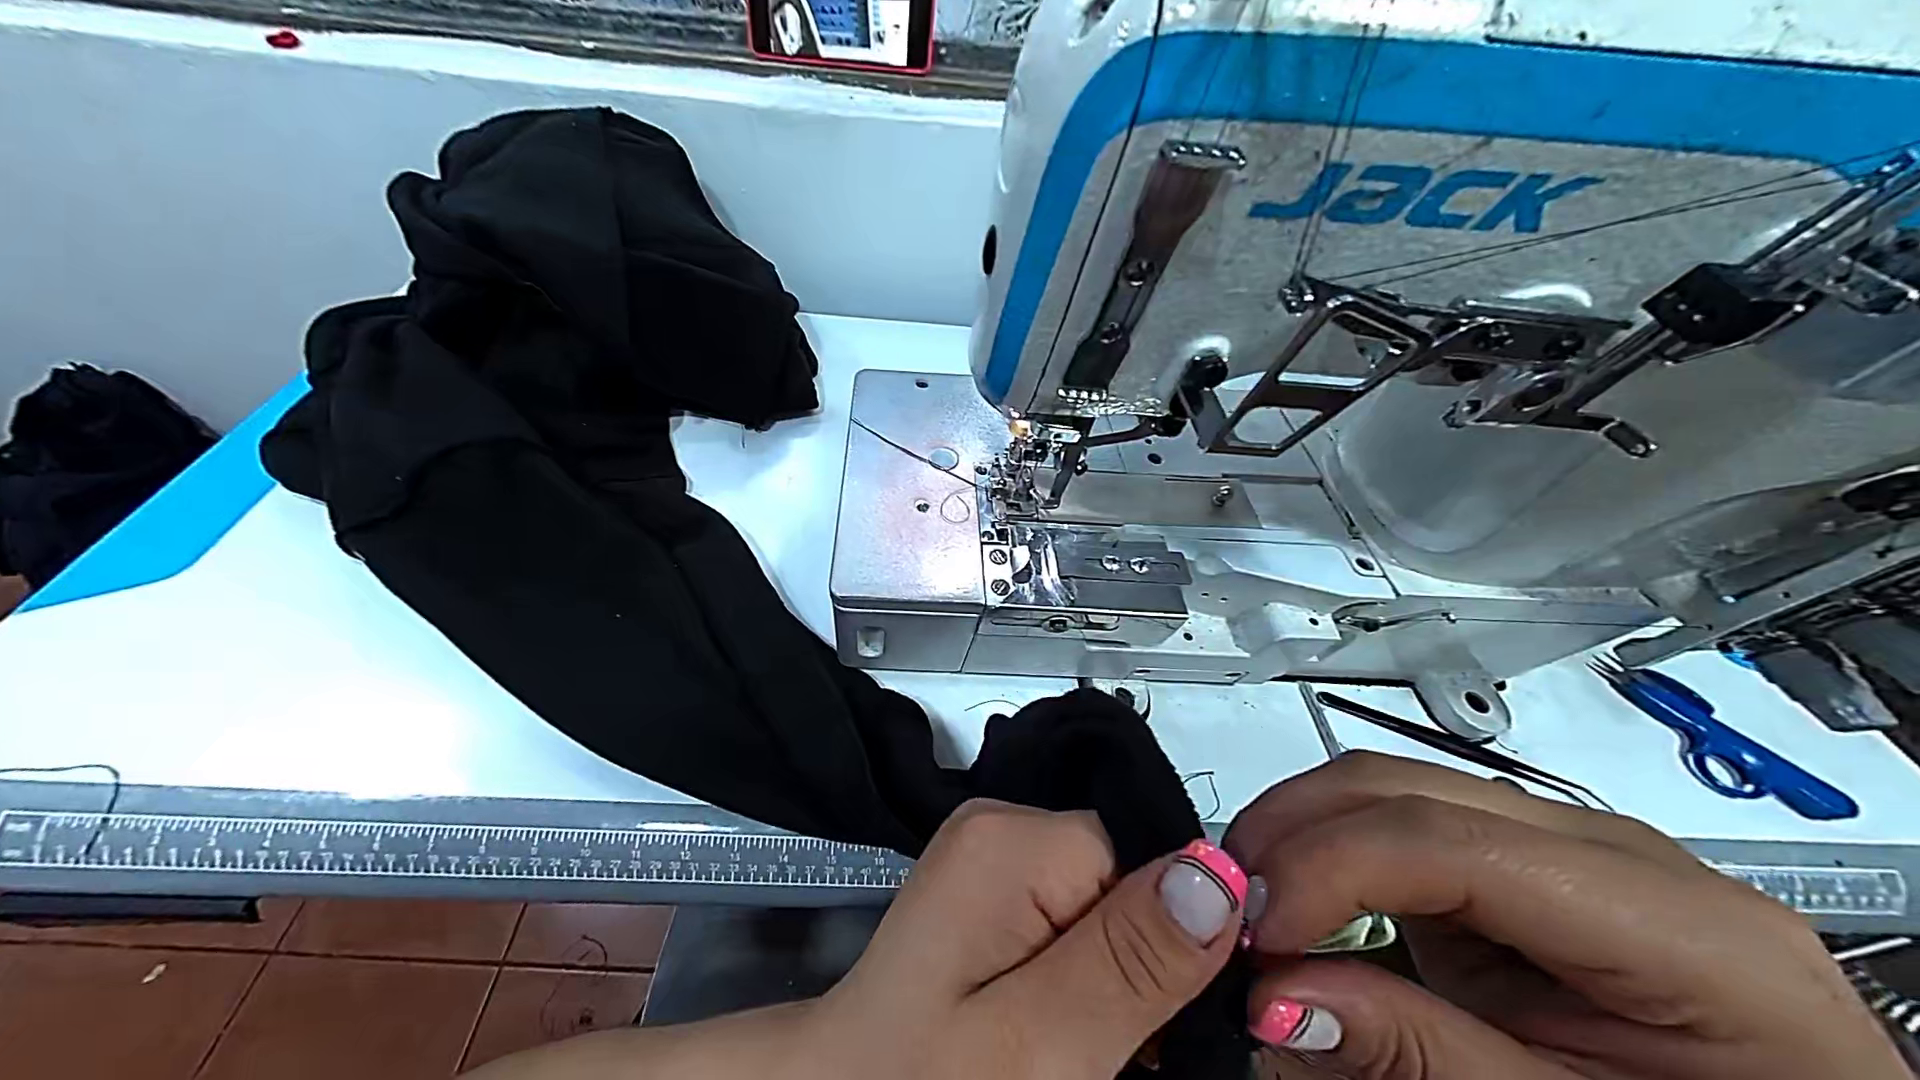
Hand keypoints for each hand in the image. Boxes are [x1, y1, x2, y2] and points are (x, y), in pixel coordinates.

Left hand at [812, 798, 1242, 1078]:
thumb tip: (1219, 874)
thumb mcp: (1039, 1040)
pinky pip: (1069, 913)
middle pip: (1124, 875)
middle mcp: (1000, 823)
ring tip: (1073, 1037)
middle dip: (1139, 959)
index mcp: (1011, 835)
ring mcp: (992, 854)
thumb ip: (1130, 957)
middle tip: (1104, 1043)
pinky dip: (1080, 968)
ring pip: (1104, 901)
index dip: (1166, 939)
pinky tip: (1055, 1017)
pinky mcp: (991, 888)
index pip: (1143, 853)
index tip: (1153, 1019)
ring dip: (1111, 972)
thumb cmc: (924, 1078)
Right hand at [1223, 752, 1906, 1079]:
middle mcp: (1616, 852)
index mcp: (1677, 925)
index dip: (1325, 868)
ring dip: (1300, 832)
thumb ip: (1424, 1058)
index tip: (1253, 929)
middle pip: (1402, 786)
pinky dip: (1332, 851)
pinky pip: (1400, 821)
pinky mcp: (1518, 859)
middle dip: (1291, 832)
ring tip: (1258, 906)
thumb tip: (1275, 1000)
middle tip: (1230, 908)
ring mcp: (1562, 843)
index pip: (1447, 840)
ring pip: (1388, 785)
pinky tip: (1307, 900)